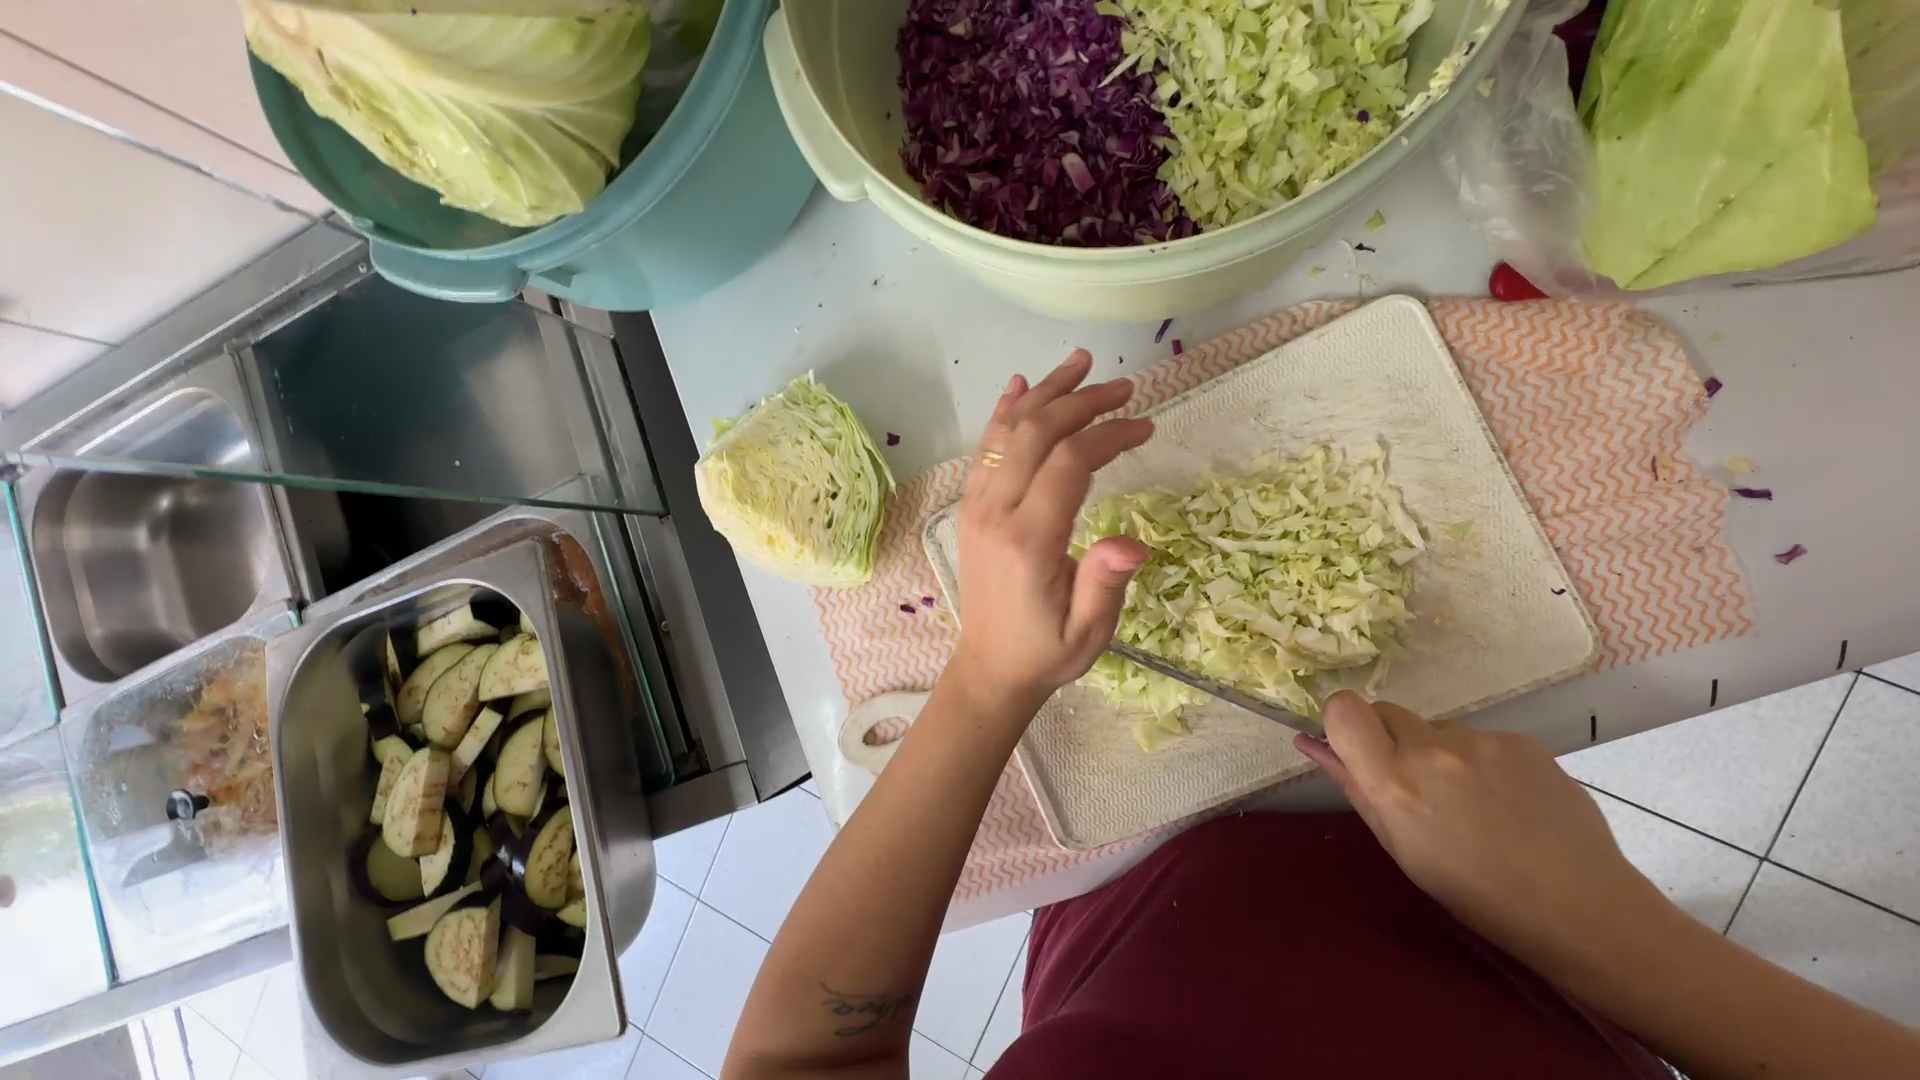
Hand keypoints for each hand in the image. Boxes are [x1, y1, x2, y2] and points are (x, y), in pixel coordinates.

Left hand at [949, 350, 1154, 714]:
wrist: (990, 668)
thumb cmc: (1047, 651)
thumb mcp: (1088, 632)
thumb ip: (1105, 583)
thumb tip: (1133, 543)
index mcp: (1029, 542)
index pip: (1069, 464)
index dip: (1108, 435)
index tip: (1145, 426)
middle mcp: (995, 514)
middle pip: (1035, 434)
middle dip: (1080, 401)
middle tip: (1123, 386)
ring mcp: (976, 508)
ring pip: (1005, 433)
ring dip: (1043, 393)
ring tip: (1079, 362)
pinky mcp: (970, 509)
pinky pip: (983, 450)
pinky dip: (1002, 412)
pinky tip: (1020, 385)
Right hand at [1294, 692, 1668, 967]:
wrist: (1583, 908)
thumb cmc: (1474, 892)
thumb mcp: (1398, 846)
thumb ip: (1353, 787)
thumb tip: (1310, 743)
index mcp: (1395, 781)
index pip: (1343, 708)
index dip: (1342, 722)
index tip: (1355, 750)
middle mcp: (1433, 749)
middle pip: (1386, 712)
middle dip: (1389, 740)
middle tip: (1416, 788)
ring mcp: (1482, 740)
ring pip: (1436, 728)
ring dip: (1438, 753)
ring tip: (1472, 804)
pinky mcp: (1522, 741)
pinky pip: (1479, 738)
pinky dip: (1480, 761)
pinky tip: (1506, 802)